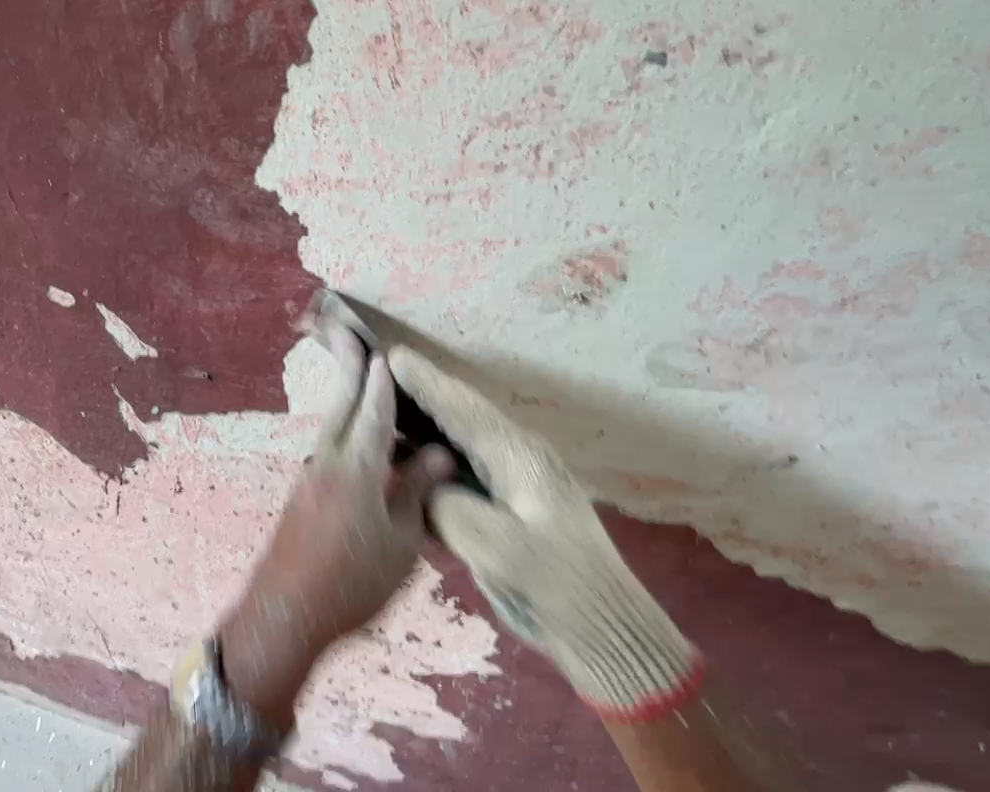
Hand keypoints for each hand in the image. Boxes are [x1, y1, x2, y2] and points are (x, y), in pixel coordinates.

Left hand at [215, 320, 452, 723]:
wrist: (284, 612)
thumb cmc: (353, 582)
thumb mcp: (400, 542)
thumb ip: (416, 492)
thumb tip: (437, 453)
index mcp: (356, 467)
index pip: (374, 411)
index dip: (382, 380)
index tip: (384, 349)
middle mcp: (328, 460)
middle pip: (342, 403)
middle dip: (348, 366)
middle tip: (348, 329)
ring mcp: (310, 476)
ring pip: (331, 422)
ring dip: (344, 394)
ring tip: (358, 374)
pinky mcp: (302, 493)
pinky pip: (328, 445)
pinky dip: (341, 424)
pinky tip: (354, 434)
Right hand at [390, 345, 702, 720]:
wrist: (609, 632)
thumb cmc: (555, 587)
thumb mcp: (495, 549)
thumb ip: (449, 507)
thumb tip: (424, 485)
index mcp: (518, 459)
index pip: (461, 409)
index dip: (425, 383)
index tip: (390, 356)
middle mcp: (520, 457)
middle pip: (462, 413)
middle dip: (423, 391)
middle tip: (380, 373)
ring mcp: (520, 479)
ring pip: (464, 438)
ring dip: (428, 420)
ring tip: (388, 408)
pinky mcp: (516, 503)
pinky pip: (468, 465)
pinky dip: (438, 452)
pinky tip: (414, 456)